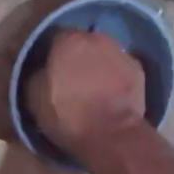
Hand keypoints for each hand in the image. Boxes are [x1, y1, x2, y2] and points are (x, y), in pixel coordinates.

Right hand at [28, 30, 146, 161]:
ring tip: (93, 91)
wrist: (112, 135)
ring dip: (97, 67)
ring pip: (103, 55)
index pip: (54, 39)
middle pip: (82, 44)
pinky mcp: (138, 70)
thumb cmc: (68, 116)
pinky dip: (115, 79)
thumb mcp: (34, 99)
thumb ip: (35, 77)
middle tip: (71, 82)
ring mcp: (121, 52)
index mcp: (68, 41)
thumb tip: (41, 71)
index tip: (50, 73)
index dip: (51, 56)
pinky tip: (111, 96)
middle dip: (77, 59)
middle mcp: (96, 38)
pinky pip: (120, 70)